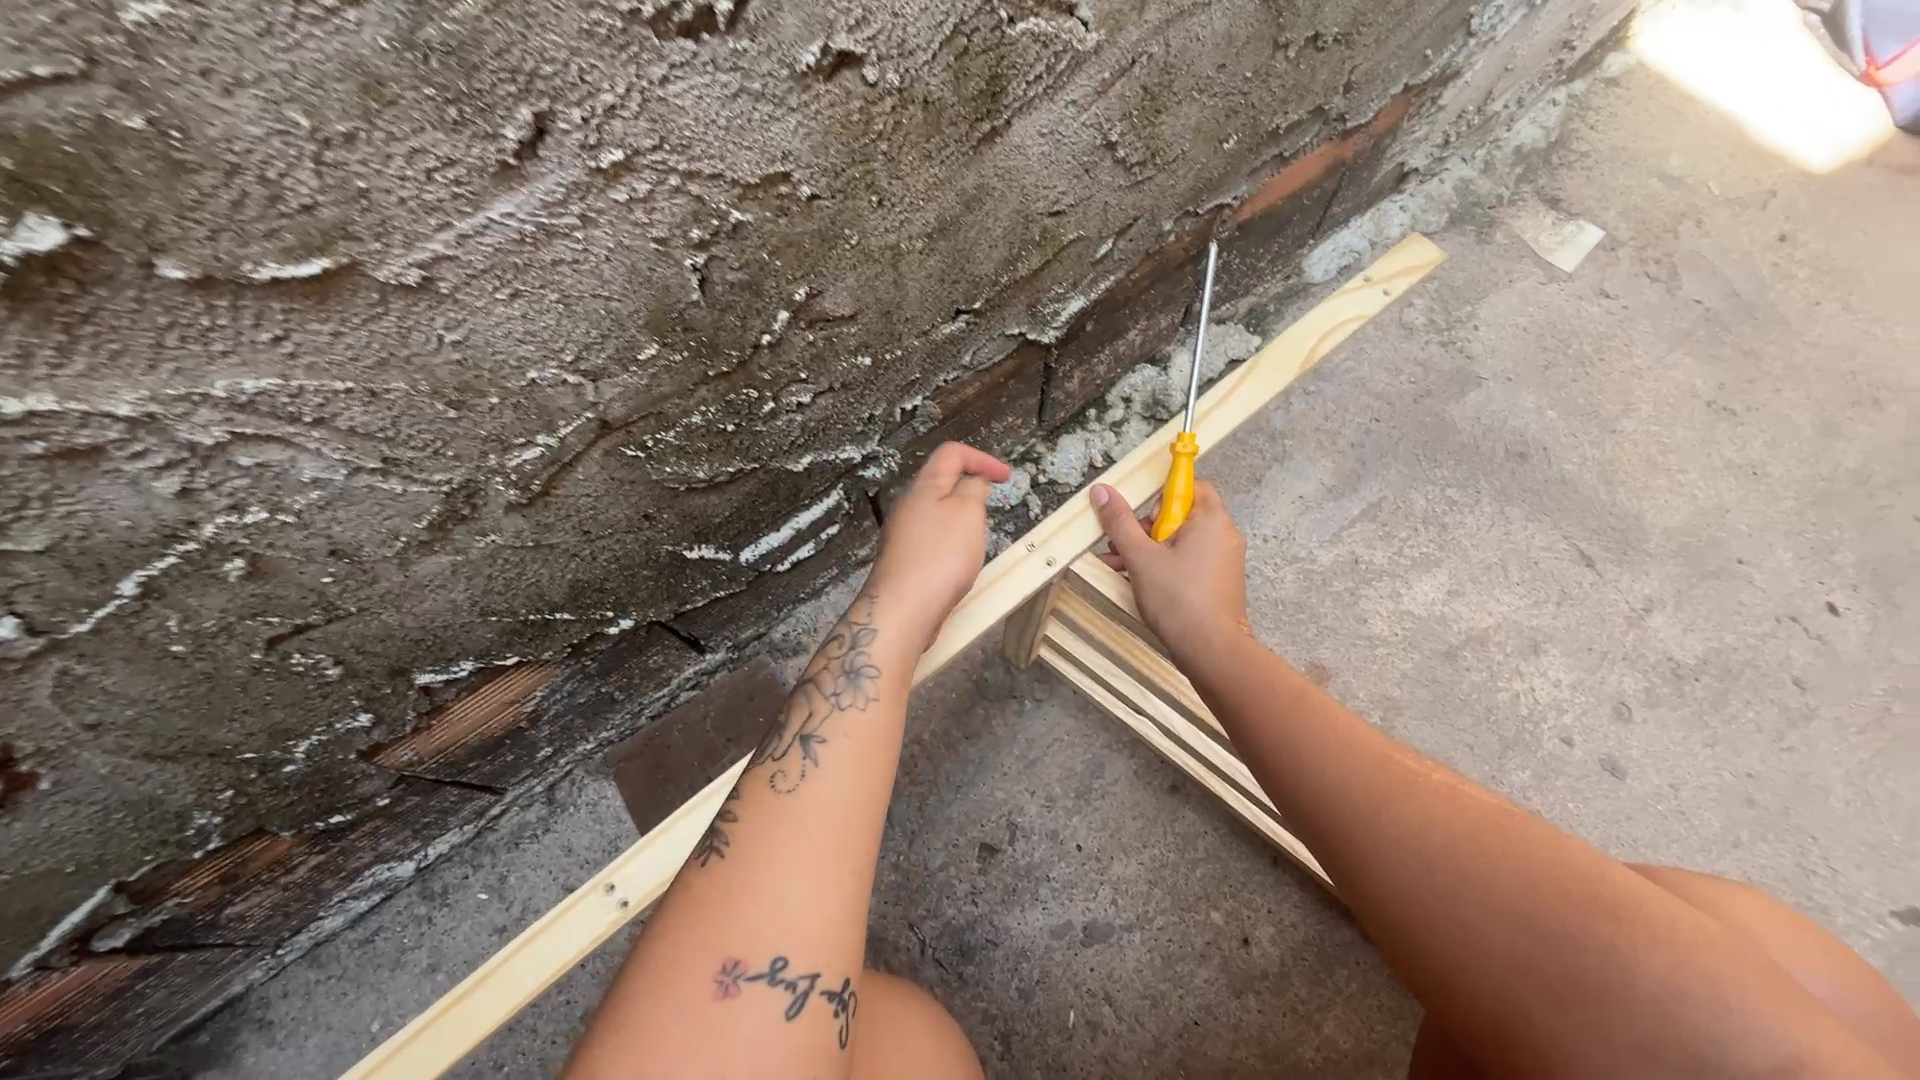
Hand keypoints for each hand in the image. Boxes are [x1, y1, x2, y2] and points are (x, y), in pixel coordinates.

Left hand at [867, 442, 1011, 646]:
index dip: (982, 458)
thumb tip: (972, 481)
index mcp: (924, 486)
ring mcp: (903, 535)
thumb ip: (973, 489)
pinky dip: (951, 545)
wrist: (903, 610)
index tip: (1005, 478)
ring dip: (963, 522)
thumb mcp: (968, 513)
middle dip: (972, 492)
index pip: (951, 453)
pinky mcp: (904, 560)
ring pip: (938, 514)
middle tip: (987, 516)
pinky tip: (958, 568)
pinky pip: (933, 541)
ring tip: (974, 546)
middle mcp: (908, 506)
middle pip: (942, 483)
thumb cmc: (940, 556)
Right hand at [1089, 479, 1251, 662]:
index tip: (1138, 516)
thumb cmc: (1178, 600)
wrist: (1211, 650)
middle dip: (1144, 528)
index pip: (1188, 486)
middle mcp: (1224, 534)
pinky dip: (1164, 566)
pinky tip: (1136, 580)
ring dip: (1148, 549)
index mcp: (1211, 519)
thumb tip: (1102, 491)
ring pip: (1180, 542)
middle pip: (1179, 515)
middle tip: (1120, 544)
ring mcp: (1224, 560)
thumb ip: (1119, 522)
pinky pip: (1188, 562)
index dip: (1159, 496)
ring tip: (1118, 565)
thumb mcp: (1140, 557)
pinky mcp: (1219, 582)